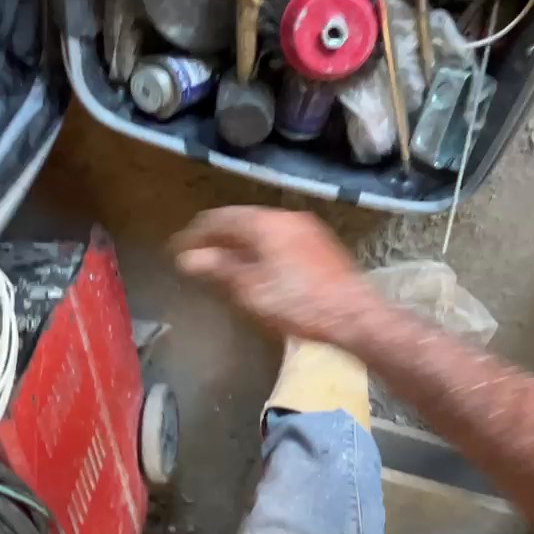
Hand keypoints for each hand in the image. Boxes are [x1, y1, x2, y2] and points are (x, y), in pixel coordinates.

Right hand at [170, 207, 385, 345]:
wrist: (355, 316)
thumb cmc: (299, 304)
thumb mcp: (251, 290)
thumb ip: (219, 269)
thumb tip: (189, 258)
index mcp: (265, 222)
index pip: (219, 219)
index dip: (196, 234)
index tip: (178, 249)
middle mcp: (286, 217)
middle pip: (241, 221)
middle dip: (217, 238)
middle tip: (197, 256)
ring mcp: (306, 228)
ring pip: (262, 229)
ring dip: (239, 244)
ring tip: (222, 264)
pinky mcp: (319, 244)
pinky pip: (279, 238)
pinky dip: (260, 248)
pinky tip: (255, 267)